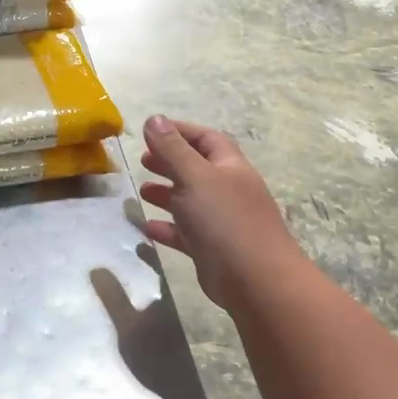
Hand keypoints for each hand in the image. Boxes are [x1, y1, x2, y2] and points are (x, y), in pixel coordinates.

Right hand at [137, 116, 308, 313]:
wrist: (255, 280)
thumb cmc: (224, 220)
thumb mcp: (194, 176)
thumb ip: (172, 148)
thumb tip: (154, 118)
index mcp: (230, 168)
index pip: (207, 139)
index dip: (180, 131)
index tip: (151, 131)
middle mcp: (229, 191)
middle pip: (197, 168)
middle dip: (170, 161)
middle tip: (143, 161)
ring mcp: (222, 221)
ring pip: (190, 201)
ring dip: (166, 194)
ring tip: (142, 191)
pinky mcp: (212, 248)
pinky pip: (186, 232)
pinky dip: (167, 227)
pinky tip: (148, 227)